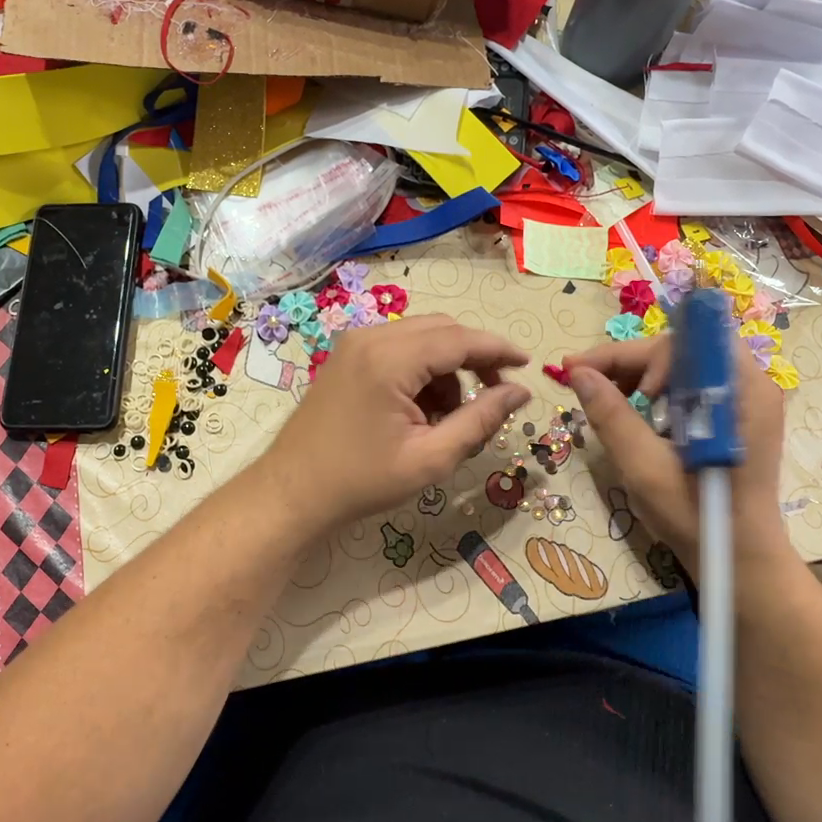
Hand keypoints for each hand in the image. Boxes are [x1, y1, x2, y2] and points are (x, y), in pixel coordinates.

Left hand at [259, 315, 530, 534]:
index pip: (459, 339)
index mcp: (389, 359)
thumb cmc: (362, 481)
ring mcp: (354, 344)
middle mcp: (370, 337)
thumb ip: (479, 420)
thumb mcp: (430, 458)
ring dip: (446, 368)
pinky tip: (420, 413)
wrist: (294, 491)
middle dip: (473, 359)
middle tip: (493, 398)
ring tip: (448, 419)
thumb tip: (520, 392)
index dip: (498, 349)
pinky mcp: (346, 356)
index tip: (527, 365)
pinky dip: (420, 371)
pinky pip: (398, 348)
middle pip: (441, 330)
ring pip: (421, 338)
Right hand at [563, 336, 788, 567]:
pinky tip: (628, 415)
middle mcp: (747, 386)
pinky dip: (651, 396)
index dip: (629, 351)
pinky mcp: (729, 420)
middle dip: (627, 365)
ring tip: (603, 401)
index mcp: (741, 390)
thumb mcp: (645, 466)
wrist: (738, 560)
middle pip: (679, 349)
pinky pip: (684, 388)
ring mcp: (741, 403)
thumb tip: (577, 374)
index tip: (583, 370)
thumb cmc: (698, 515)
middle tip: (585, 385)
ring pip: (678, 366)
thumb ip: (611, 415)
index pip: (680, 341)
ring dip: (635, 378)